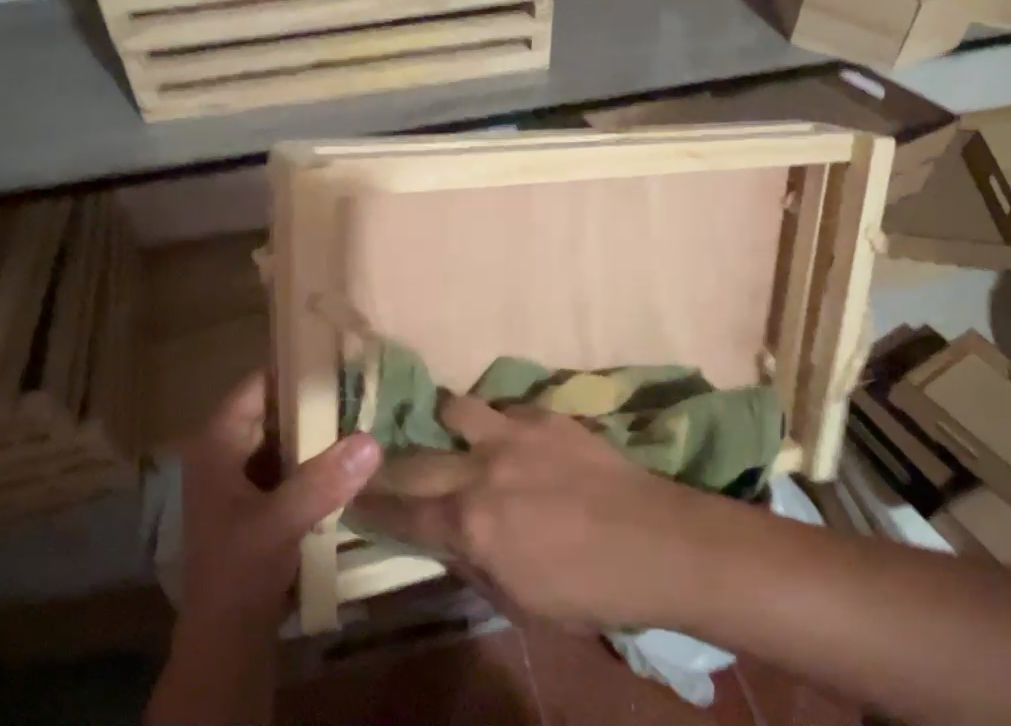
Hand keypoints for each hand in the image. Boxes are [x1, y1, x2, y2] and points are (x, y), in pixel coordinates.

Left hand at [179, 375, 382, 626]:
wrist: (227, 638)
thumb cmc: (238, 573)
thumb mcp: (279, 523)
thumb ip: (323, 481)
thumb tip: (372, 439)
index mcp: (217, 445)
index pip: (257, 385)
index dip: (295, 369)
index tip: (343, 356)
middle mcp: (228, 452)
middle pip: (276, 409)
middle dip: (318, 399)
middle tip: (369, 383)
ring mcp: (246, 477)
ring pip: (289, 437)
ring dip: (323, 429)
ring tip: (370, 411)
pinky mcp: (264, 501)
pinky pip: (295, 464)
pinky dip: (321, 457)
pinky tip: (356, 456)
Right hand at [350, 393, 711, 630]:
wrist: (659, 544)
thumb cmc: (590, 591)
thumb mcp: (521, 604)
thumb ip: (474, 567)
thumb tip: (447, 542)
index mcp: (469, 524)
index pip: (401, 512)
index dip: (370, 506)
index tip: (351, 495)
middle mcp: (480, 470)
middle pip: (415, 459)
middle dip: (388, 463)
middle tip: (377, 460)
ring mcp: (516, 436)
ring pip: (457, 408)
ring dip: (446, 420)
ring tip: (451, 428)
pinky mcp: (550, 417)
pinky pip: (510, 407)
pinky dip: (502, 421)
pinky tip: (516, 435)